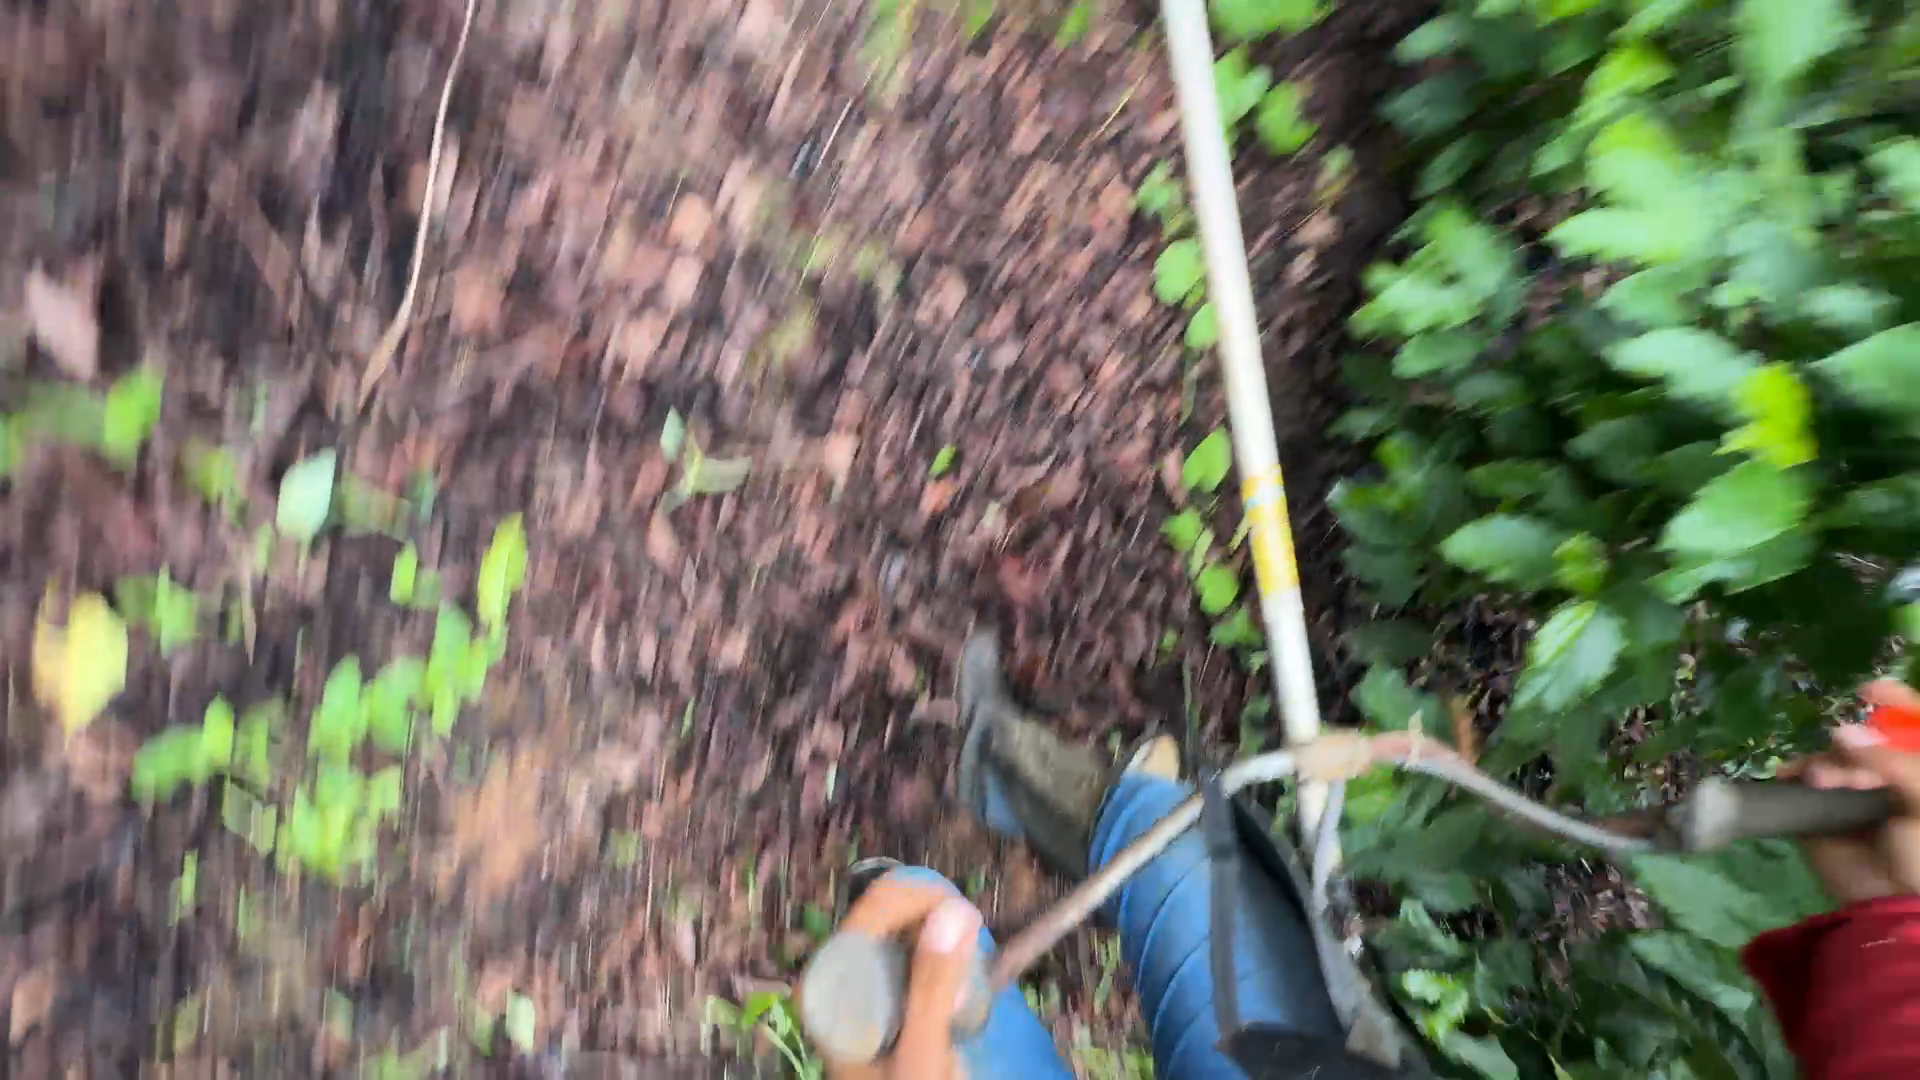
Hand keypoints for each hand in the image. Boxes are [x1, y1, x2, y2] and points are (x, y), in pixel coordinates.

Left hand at [823, 878, 982, 1079]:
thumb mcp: (923, 1058)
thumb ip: (934, 985)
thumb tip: (955, 910)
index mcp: (833, 981)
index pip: (879, 904)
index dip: (927, 901)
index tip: (971, 924)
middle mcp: (836, 973)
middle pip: (890, 911)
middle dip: (936, 926)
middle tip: (969, 969)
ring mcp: (853, 984)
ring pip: (902, 930)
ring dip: (939, 946)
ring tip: (961, 993)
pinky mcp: (872, 996)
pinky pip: (906, 955)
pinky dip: (935, 965)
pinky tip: (951, 1001)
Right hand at [1798, 681, 1919, 903]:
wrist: (1897, 907)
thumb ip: (1895, 765)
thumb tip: (1843, 731)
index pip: (1915, 728)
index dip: (1899, 703)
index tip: (1869, 688)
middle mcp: (1894, 781)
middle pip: (1869, 738)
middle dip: (1858, 745)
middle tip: (1856, 770)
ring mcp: (1856, 794)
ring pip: (1833, 755)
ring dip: (1830, 763)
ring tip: (1831, 784)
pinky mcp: (1819, 806)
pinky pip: (1799, 775)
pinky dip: (1797, 772)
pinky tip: (1802, 780)